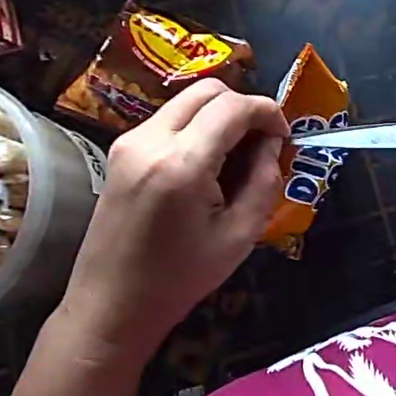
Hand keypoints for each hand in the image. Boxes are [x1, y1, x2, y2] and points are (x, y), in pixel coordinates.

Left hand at [56, 79, 288, 361]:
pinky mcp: (120, 150)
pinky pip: (169, 119)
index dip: (268, 112)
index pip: (234, 107)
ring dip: (220, 115)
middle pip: (208, 90)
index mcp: (181, 163)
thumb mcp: (240, 236)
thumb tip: (272, 144)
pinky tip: (208, 163)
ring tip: (237, 155)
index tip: (284, 137)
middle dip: (244, 106)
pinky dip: (197, 126)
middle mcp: (149, 139)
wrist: (111, 304)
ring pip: (187, 101)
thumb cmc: (179, 279)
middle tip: (263, 142)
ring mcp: (129, 141)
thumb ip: (264, 181)